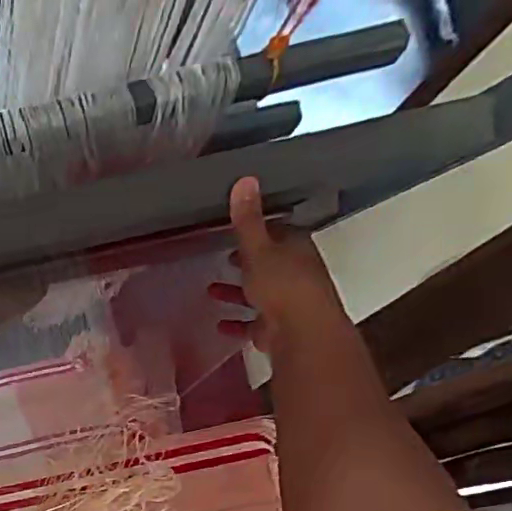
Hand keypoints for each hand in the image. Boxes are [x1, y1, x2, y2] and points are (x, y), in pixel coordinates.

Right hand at [207, 176, 355, 357]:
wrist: (299, 330)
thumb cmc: (281, 285)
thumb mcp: (259, 249)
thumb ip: (248, 220)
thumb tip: (245, 179)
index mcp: (295, 248)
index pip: (277, 232)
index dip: (258, 230)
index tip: (237, 230)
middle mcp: (295, 271)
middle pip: (269, 262)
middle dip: (247, 262)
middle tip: (226, 258)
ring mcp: (286, 301)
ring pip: (259, 292)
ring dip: (237, 291)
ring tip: (212, 289)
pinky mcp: (274, 326)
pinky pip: (251, 321)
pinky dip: (237, 321)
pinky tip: (220, 323)